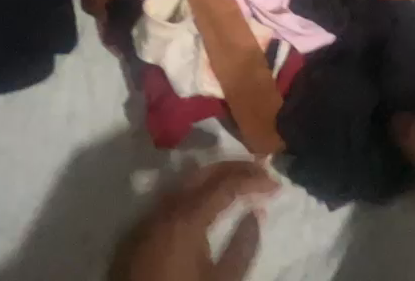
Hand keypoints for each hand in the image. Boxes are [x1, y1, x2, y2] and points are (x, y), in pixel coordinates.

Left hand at [110, 161, 276, 280]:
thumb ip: (243, 247)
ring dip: (215, 176)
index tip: (277, 185)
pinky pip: (170, 198)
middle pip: (205, 172)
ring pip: (185, 181)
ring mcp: (147, 219)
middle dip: (236, 168)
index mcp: (187, 217)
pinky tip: (205, 202)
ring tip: (238, 182)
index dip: (255, 179)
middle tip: (261, 173)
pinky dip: (194, 192)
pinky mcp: (136, 234)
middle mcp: (165, 208)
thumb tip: (257, 213)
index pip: (228, 183)